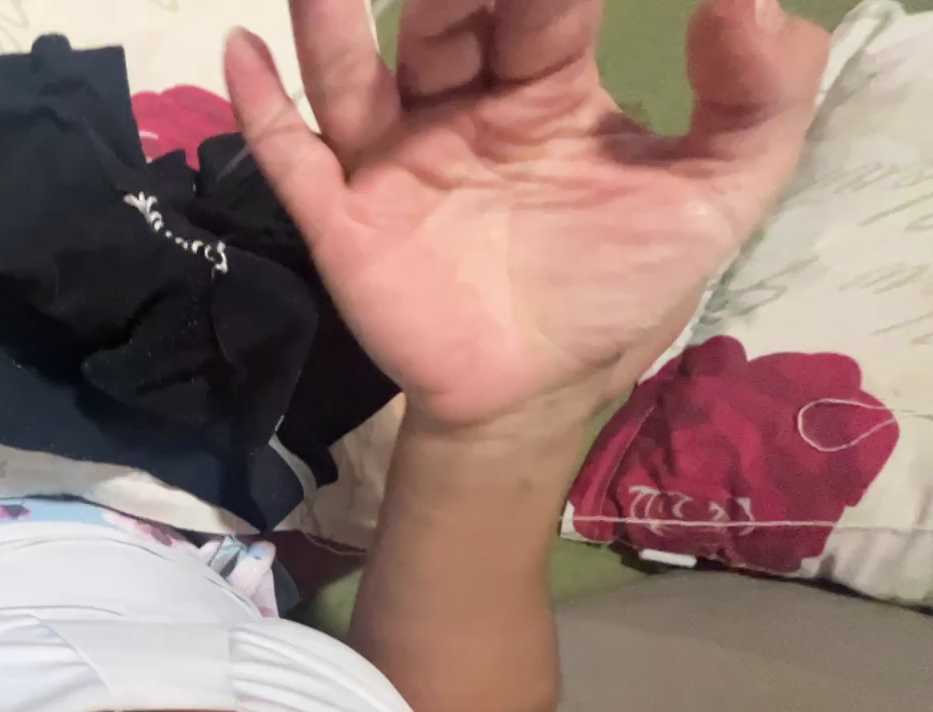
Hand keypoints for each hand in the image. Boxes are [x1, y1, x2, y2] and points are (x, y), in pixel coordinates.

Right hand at [226, 0, 827, 434]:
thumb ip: (758, 93)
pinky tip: (238, 53)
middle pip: (439, 27)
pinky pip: (291, 160)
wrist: (528, 387)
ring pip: (350, 81)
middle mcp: (454, 115)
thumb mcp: (719, 190)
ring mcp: (387, 169)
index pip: (538, 5)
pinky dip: (260, 110)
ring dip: (330, 25)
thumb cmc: (616, 288)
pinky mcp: (338, 223)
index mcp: (543, 92)